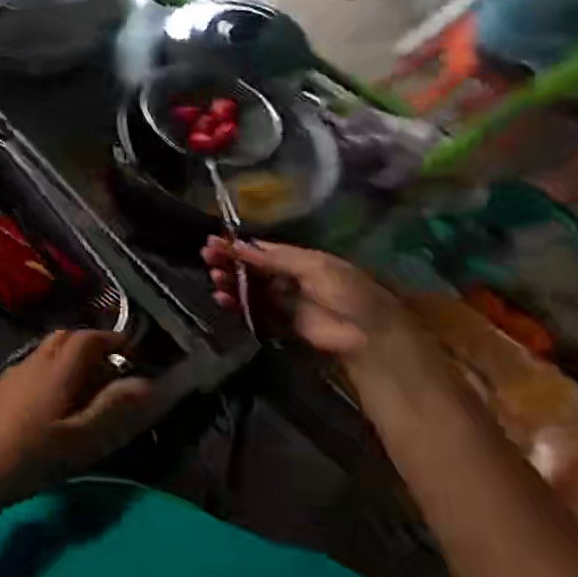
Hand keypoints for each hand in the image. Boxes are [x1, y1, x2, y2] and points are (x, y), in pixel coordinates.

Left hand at [0, 330, 152, 558]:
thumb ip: (115, 408)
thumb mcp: (83, 439)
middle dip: (91, 346)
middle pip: (63, 338)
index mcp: (55, 371)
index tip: (133, 352)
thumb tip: (149, 382)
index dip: (111, 339)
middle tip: (114, 370)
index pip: (85, 338)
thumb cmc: (34, 457)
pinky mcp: (0, 390)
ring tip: (90, 389)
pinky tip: (56, 403)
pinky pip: (32, 367)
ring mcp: (12, 375)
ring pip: (45, 352)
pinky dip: (52, 371)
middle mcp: (32, 363)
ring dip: (70, 359)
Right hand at [201, 238, 405, 355]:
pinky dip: (233, 304)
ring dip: (227, 281)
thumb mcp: (315, 265)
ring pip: (245, 288)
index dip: (237, 246)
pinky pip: (249, 311)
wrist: (370, 335)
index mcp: (298, 261)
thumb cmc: (348, 292)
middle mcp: (286, 279)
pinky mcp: (277, 324)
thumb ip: (275, 257)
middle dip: (227, 261)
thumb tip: (238, 245)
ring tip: (215, 276)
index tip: (213, 241)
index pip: (260, 251)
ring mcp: (281, 302)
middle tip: (207, 256)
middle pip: (249, 268)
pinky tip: (222, 298)